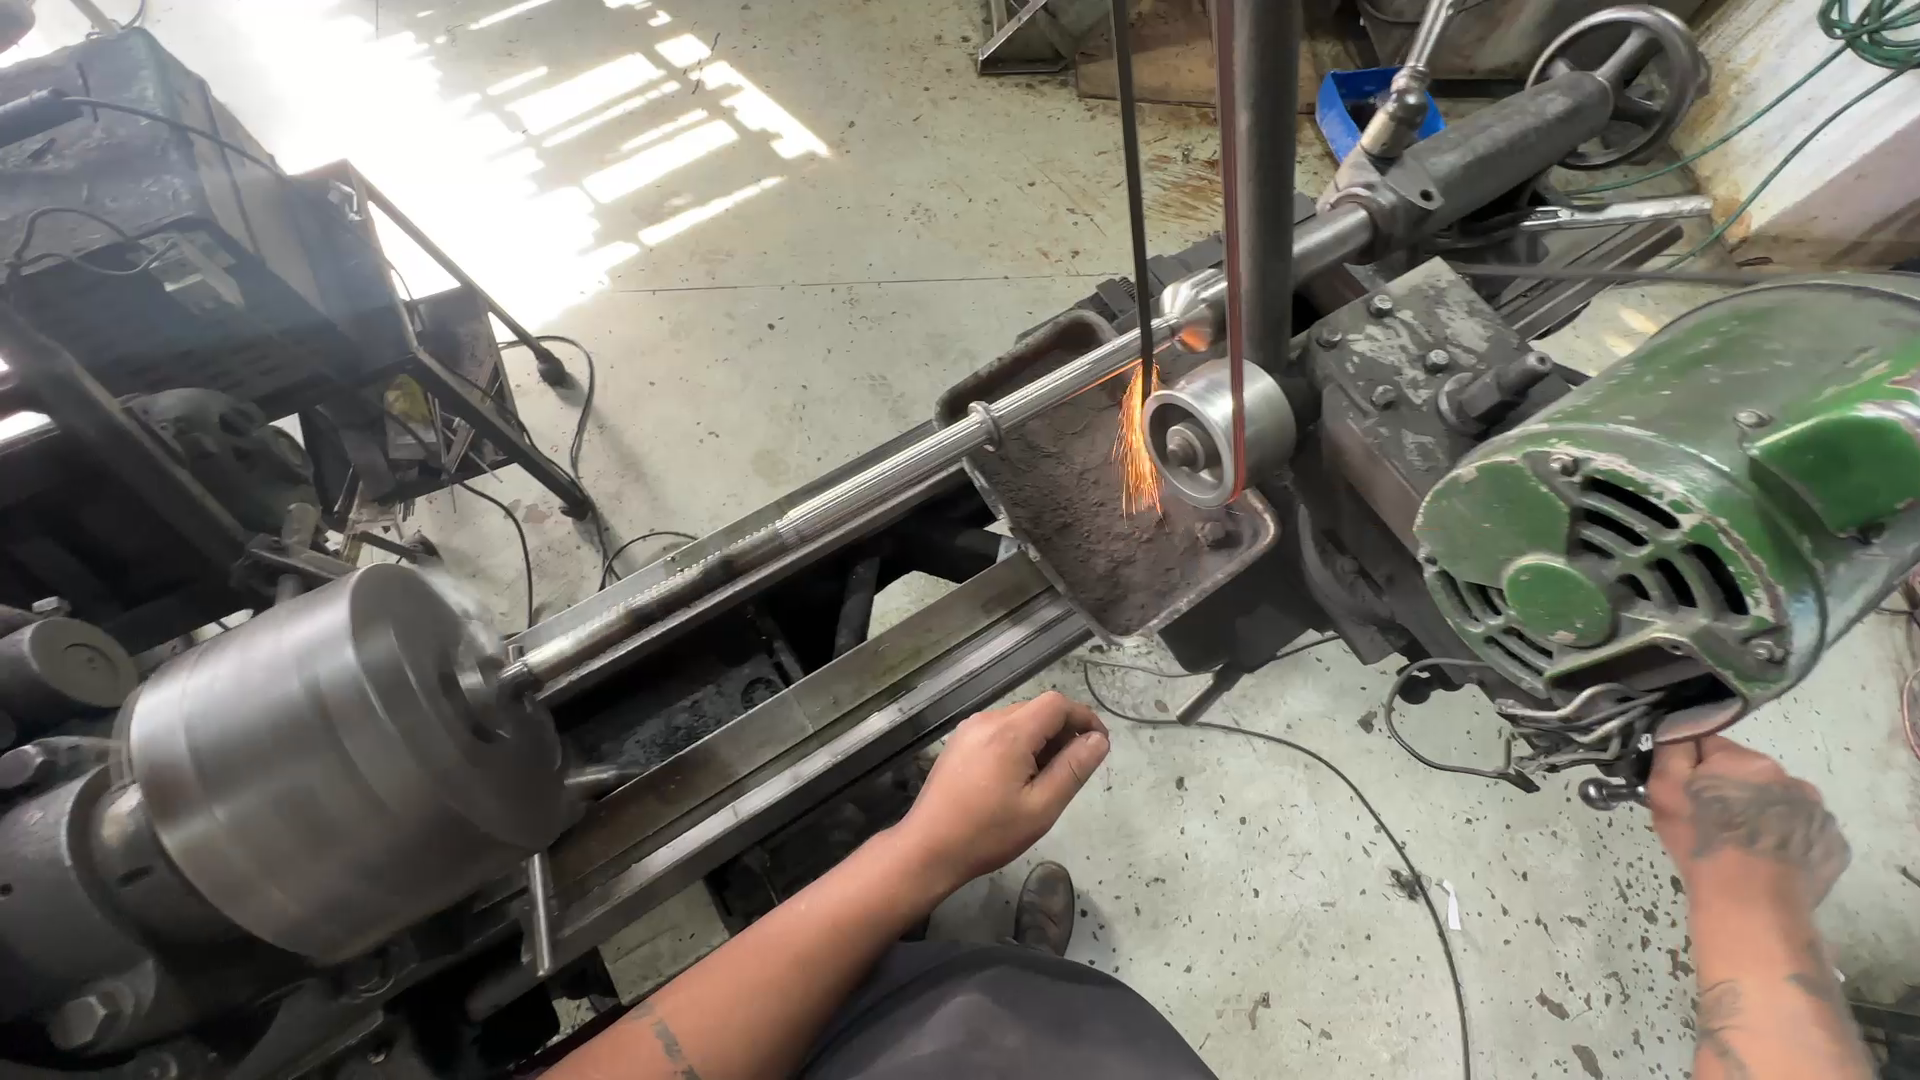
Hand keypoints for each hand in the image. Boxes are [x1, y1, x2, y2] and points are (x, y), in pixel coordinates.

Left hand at [894, 691, 1109, 892]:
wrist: (928, 848)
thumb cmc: (988, 833)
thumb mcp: (1041, 807)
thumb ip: (1072, 769)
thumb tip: (1099, 740)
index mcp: (1009, 733)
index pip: (1056, 704)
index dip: (1083, 717)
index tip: (1100, 744)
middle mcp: (987, 720)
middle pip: (1037, 709)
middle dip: (1063, 731)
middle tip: (1074, 768)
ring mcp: (969, 729)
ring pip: (1018, 719)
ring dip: (1041, 738)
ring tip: (1047, 778)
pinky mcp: (959, 742)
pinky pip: (999, 730)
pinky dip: (1019, 743)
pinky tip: (1018, 777)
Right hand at [1647, 735, 1849, 912]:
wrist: (1750, 899)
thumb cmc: (1699, 836)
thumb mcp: (1663, 785)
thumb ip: (1670, 747)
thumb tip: (1677, 725)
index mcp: (1748, 761)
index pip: (1709, 745)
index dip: (1690, 765)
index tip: (1683, 789)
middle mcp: (1791, 779)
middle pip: (1745, 774)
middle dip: (1726, 788)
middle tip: (1705, 816)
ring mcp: (1819, 814)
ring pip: (1774, 800)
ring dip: (1756, 810)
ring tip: (1736, 838)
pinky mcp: (1832, 844)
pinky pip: (1798, 828)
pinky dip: (1780, 835)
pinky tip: (1762, 853)